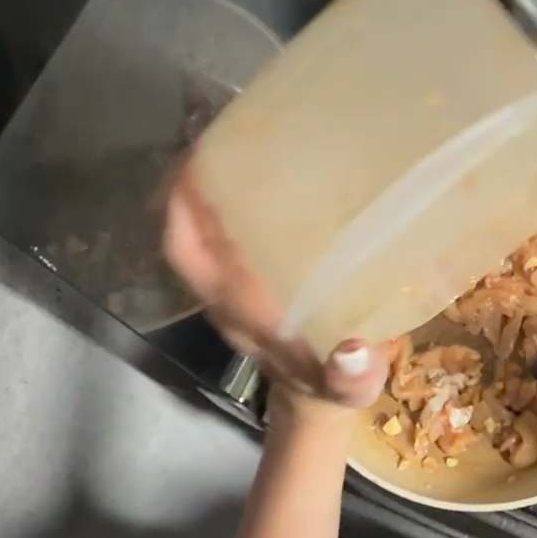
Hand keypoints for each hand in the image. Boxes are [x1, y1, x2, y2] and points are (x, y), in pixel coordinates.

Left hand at [162, 164, 384, 409]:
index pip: (190, 253)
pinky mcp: (244, 286)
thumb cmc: (335, 389)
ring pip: (198, 235)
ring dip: (204, 193)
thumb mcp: (352, 387)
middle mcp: (223, 296)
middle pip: (183, 234)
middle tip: (218, 137)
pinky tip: (255, 181)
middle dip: (189, 186)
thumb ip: (352, 377)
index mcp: (241, 309)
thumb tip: (353, 353)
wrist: (321, 400)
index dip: (184, 207)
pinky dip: (226, 208)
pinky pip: (220, 240)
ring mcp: (228, 291)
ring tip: (233, 147)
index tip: (198, 158)